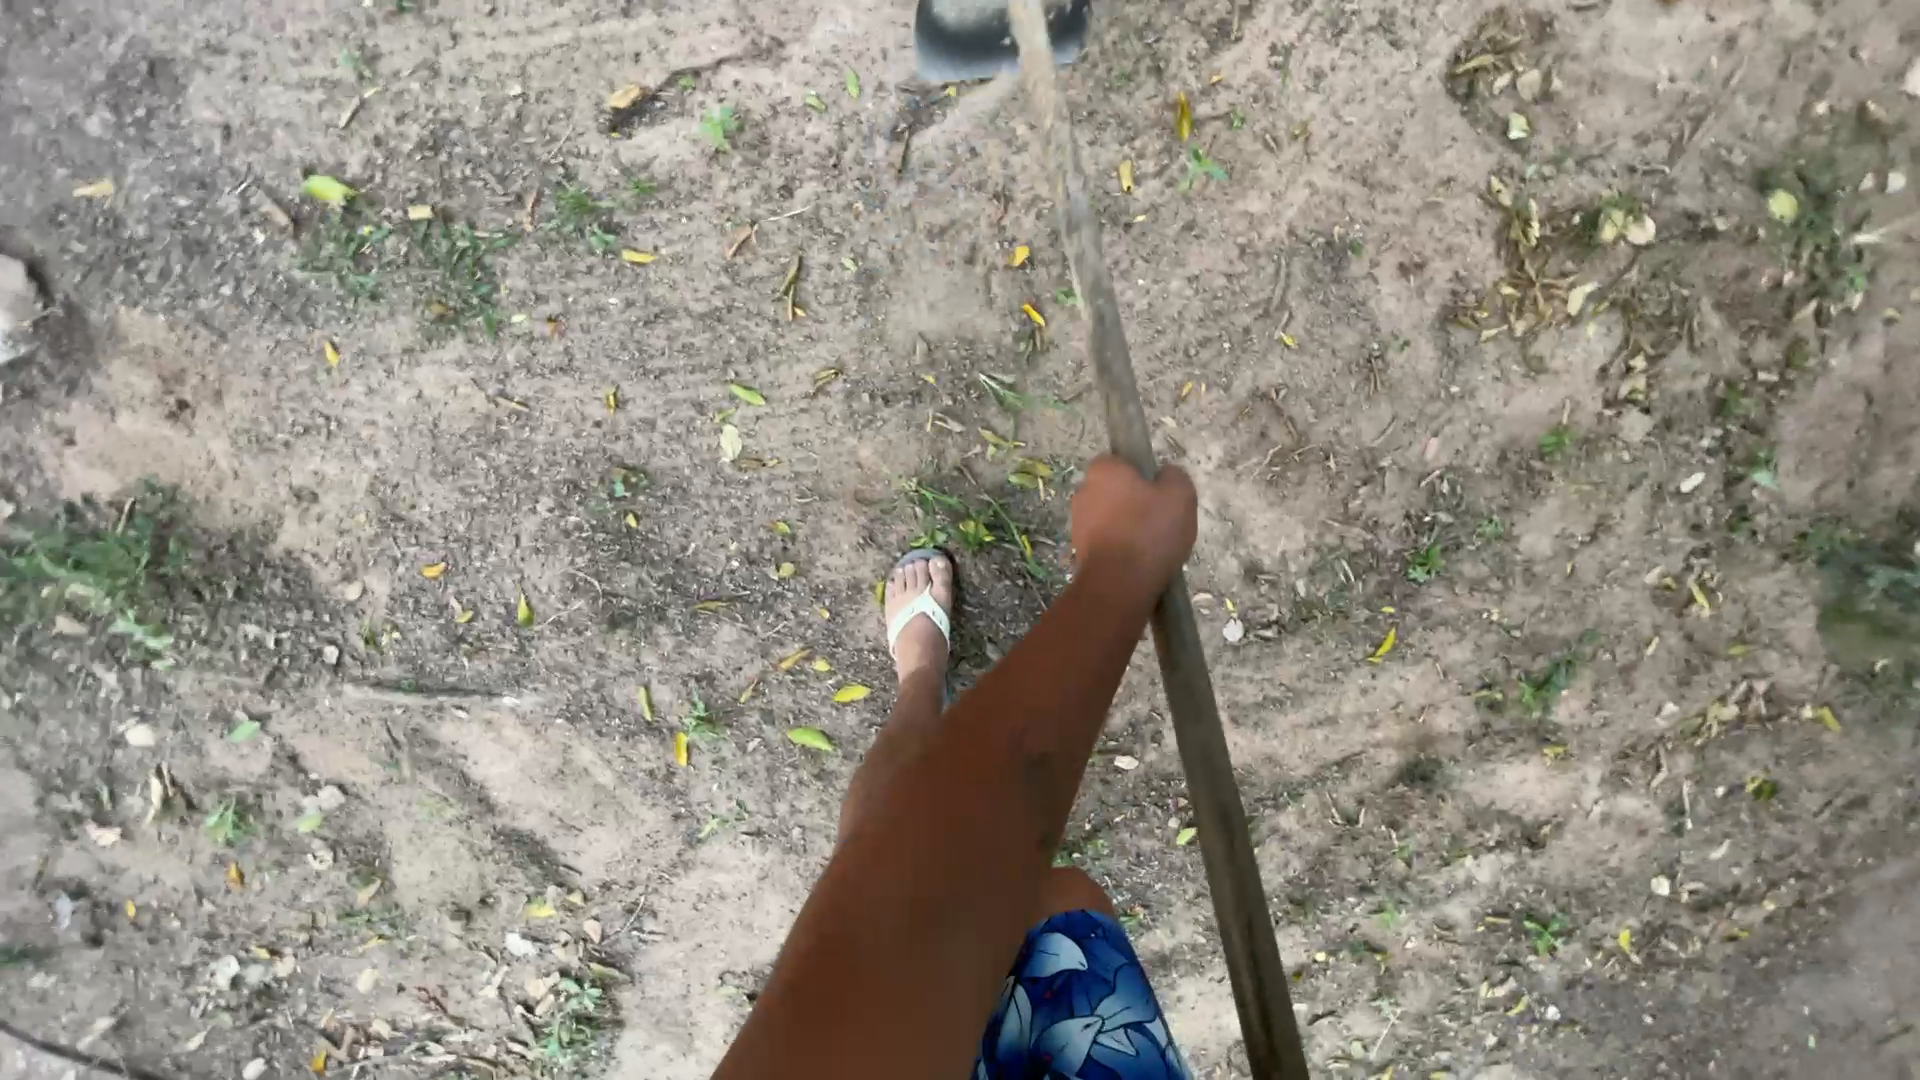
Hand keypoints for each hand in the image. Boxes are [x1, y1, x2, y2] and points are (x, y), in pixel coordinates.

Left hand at [1069, 456, 1196, 595]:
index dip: (1142, 476)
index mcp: (1102, 470)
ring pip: (1111, 520)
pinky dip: (1121, 550)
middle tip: (1160, 522)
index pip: (1121, 463)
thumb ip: (1174, 475)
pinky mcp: (1079, 551)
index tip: (1159, 493)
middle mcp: (1083, 492)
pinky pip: (1107, 543)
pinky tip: (1139, 563)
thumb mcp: (1180, 493)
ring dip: (1128, 529)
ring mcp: (1077, 523)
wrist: (1119, 582)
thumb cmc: (1149, 530)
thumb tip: (1164, 475)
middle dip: (1135, 504)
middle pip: (1115, 492)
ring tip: (1153, 547)